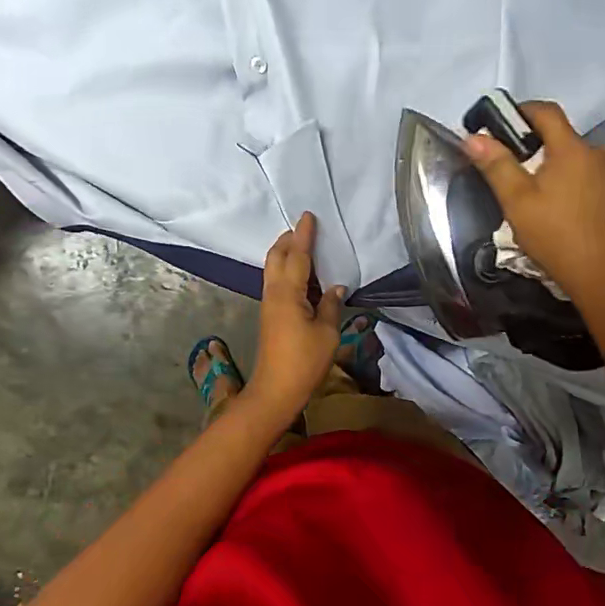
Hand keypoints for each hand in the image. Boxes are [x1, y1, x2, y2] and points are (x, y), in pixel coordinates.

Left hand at [249, 212, 344, 415]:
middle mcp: (273, 293)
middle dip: (288, 240)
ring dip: (286, 254)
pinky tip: (303, 277)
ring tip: (305, 247)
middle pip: (276, 257)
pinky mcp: (270, 316)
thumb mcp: (327, 332)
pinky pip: (277, 283)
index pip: (296, 255)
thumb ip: (330, 305)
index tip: (308, 215)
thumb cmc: (304, 361)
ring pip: (273, 270)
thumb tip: (335, 287)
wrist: (276, 389)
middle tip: (305, 230)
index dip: (303, 235)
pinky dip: (287, 271)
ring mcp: (269, 304)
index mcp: (288, 293)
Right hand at [463, 100, 604, 288]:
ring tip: (530, 199)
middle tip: (507, 172)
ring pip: (573, 162)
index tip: (496, 126)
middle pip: (560, 138)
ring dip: (551, 170)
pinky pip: (587, 181)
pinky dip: (568, 187)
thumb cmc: (558, 235)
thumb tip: (473, 136)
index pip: (545, 111)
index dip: (519, 111)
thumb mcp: (518, 202)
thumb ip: (496, 166)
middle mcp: (597, 154)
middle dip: (532, 147)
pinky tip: (556, 214)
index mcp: (572, 149)